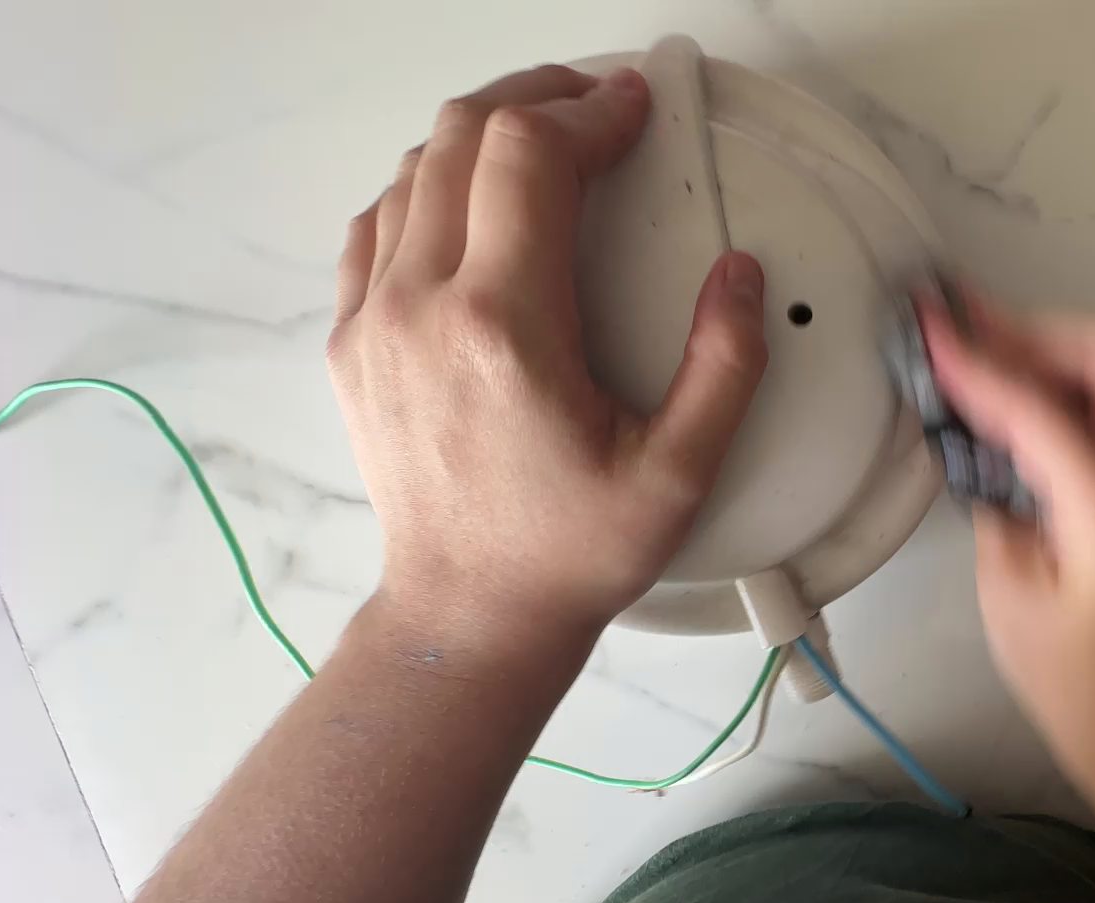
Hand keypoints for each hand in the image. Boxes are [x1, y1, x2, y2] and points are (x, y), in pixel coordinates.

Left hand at [327, 65, 767, 636]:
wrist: (475, 611)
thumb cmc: (577, 550)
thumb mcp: (683, 471)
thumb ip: (725, 366)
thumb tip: (739, 277)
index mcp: (506, 327)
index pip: (531, 161)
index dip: (590, 114)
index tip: (636, 104)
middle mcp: (421, 306)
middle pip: (459, 140)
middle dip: (536, 100)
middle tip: (598, 103)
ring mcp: (373, 322)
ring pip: (411, 172)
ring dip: (483, 135)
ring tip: (549, 140)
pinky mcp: (354, 345)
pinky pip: (378, 225)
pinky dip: (431, 186)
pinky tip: (476, 206)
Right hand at [923, 295, 1094, 744]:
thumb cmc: (1057, 665)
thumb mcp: (1007, 581)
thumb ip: (996, 489)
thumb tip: (977, 420)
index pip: (1045, 411)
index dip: (982, 367)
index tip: (931, 331)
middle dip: (1031, 330)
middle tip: (962, 328)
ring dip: (1042, 346)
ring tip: (972, 342)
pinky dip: (1055, 378)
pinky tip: (1005, 386)